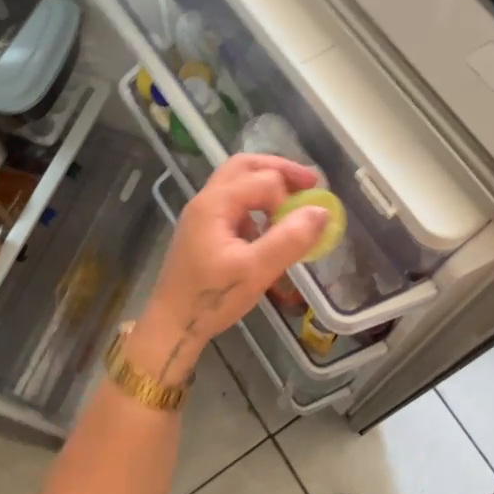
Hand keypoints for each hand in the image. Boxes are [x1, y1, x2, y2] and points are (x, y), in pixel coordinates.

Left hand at [128, 154, 327, 385]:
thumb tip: (321, 211)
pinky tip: (268, 229)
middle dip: (279, 171)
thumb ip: (289, 239)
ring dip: (266, 185)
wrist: (172, 326)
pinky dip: (255, 205)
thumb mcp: (256, 271)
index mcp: (215, 203)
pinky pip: (233, 204)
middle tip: (309, 182)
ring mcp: (202, 215)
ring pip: (237, 183)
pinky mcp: (203, 232)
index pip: (263, 180)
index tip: (307, 220)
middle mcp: (206, 201)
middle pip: (244, 166)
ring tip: (292, 202)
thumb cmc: (211, 299)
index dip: (288, 196)